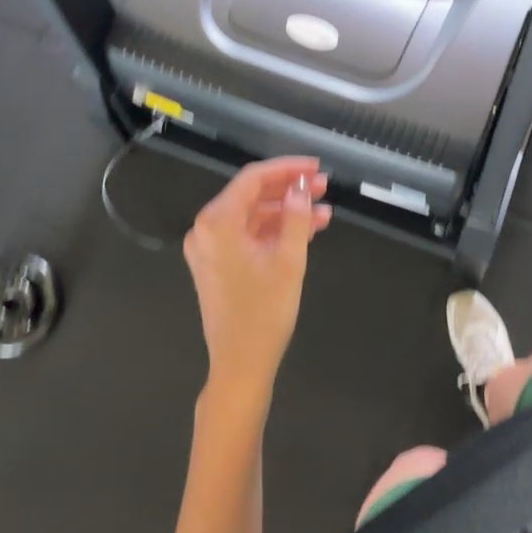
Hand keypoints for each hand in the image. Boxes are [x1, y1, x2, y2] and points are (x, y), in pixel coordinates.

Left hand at [183, 157, 333, 396]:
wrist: (241, 364)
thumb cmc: (265, 312)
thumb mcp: (289, 260)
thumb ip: (296, 217)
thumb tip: (302, 187)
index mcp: (217, 222)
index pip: (253, 179)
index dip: (287, 169)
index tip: (316, 167)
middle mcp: (206, 230)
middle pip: (251, 196)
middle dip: (289, 190)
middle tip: (325, 187)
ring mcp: (209, 248)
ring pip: (252, 217)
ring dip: (286, 212)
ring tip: (324, 213)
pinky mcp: (217, 265)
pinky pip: (247, 236)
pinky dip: (274, 232)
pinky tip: (306, 231)